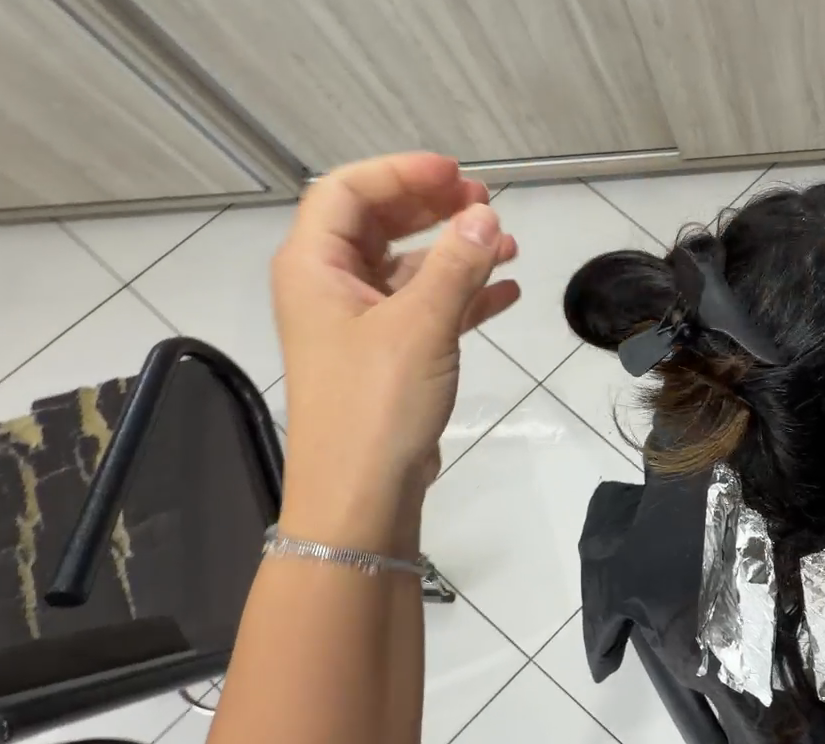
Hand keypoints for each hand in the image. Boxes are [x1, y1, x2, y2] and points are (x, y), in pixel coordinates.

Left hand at [270, 153, 519, 548]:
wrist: (362, 488)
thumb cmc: (378, 402)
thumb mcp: (420, 327)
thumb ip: (456, 267)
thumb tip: (487, 216)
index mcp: (315, 267)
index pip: (350, 193)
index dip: (403, 175)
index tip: (461, 176)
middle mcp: (332, 287)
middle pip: (380, 226)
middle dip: (434, 210)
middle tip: (489, 204)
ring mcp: (362, 324)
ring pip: (410, 269)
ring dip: (457, 255)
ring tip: (509, 247)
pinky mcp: (391, 357)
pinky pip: (428, 311)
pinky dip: (464, 299)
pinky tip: (506, 295)